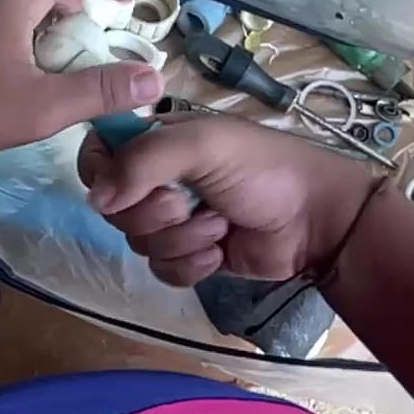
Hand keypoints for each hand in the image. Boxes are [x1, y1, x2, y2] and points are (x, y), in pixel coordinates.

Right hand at [76, 117, 382, 285]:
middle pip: (115, 210)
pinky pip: (161, 270)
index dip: (102, 177)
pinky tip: (220, 253)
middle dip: (154, 214)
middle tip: (190, 203)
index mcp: (155, 143)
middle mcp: (157, 181)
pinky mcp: (189, 255)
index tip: (125, 188)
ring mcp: (172, 221)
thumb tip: (96, 200)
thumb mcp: (202, 147)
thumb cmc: (261, 169)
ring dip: (182, 239)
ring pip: (139, 243)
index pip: (97, 157)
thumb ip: (143, 162)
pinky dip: (191, 265)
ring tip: (220, 225)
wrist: (316, 219)